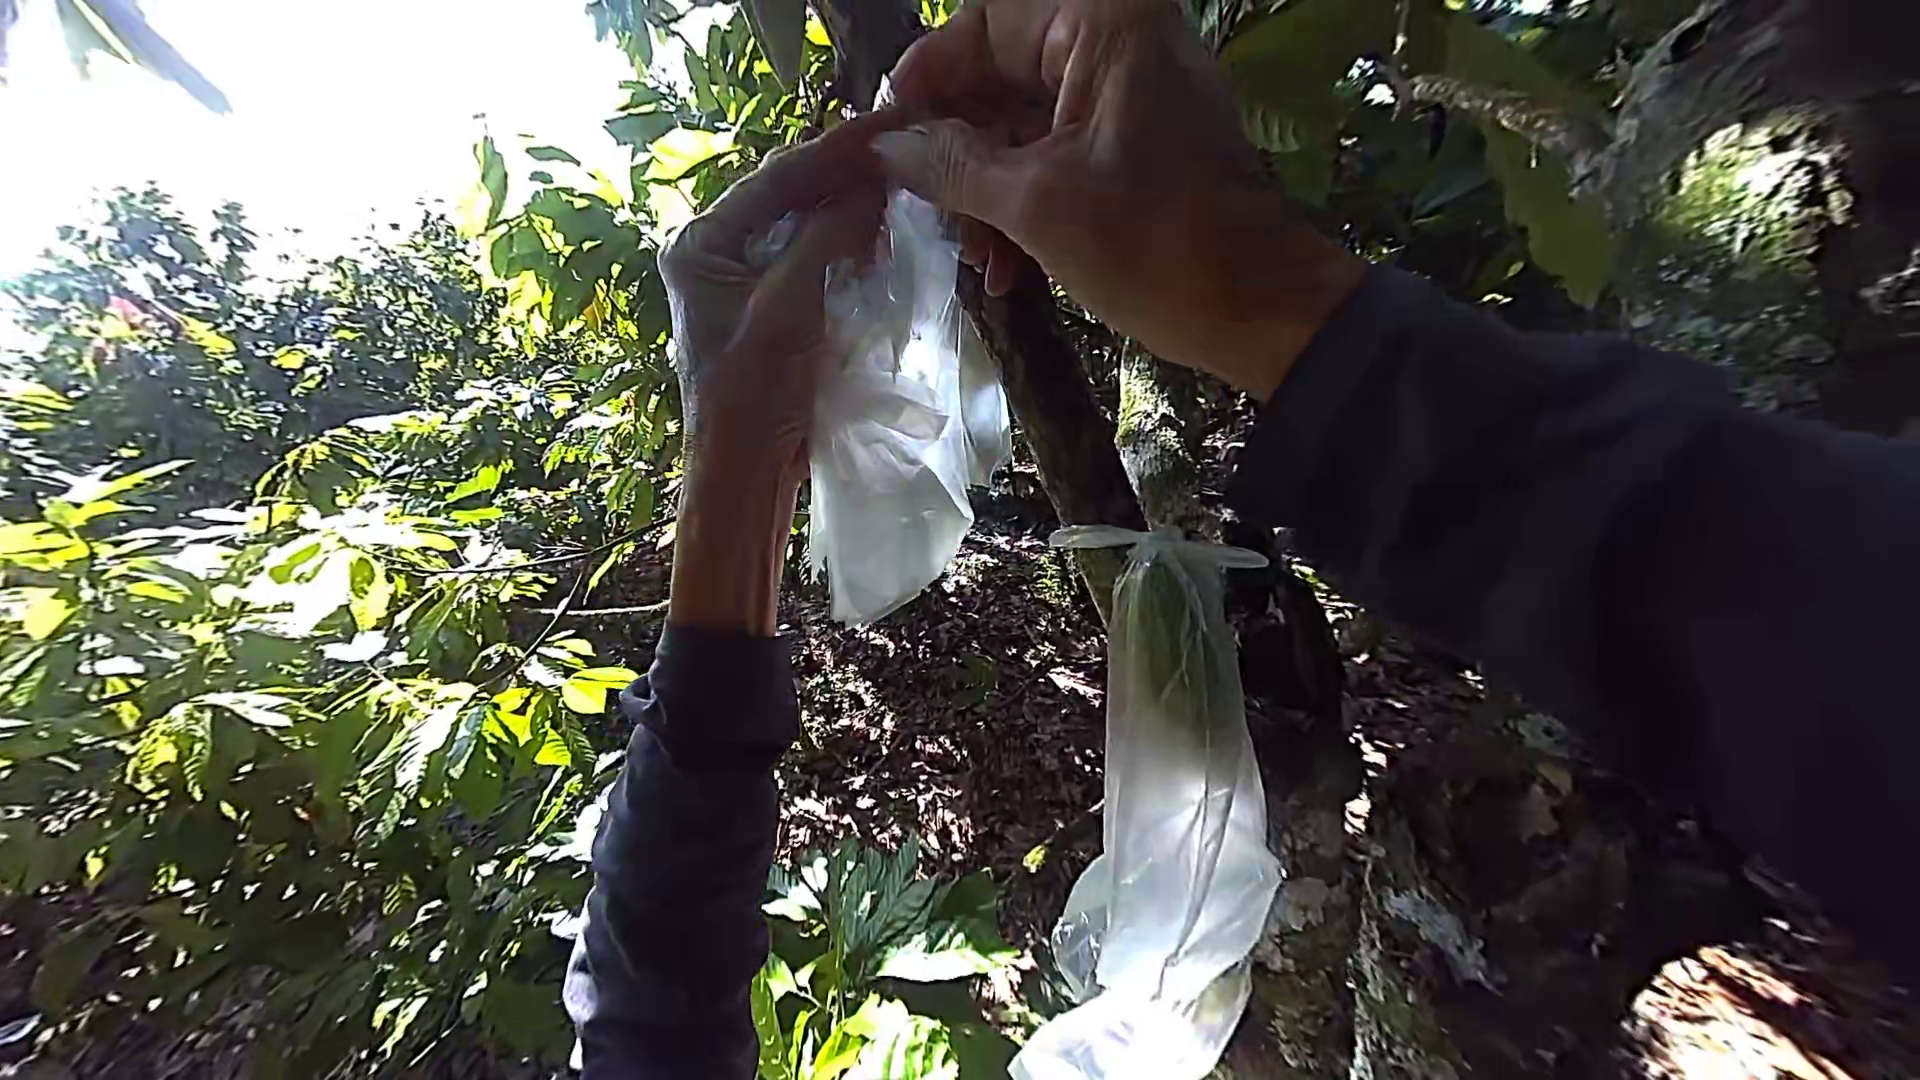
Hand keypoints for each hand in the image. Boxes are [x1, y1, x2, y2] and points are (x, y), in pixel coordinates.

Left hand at [661, 116, 890, 633]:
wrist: (746, 472)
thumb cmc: (753, 397)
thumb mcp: (788, 311)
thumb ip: (828, 241)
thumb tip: (874, 184)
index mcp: (701, 246)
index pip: (776, 182)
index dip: (834, 154)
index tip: (888, 129)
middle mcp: (718, 256)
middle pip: (790, 203)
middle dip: (844, 185)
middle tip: (900, 162)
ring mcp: (745, 286)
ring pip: (805, 234)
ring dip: (850, 219)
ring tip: (895, 202)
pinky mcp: (772, 315)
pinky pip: (814, 270)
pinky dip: (847, 257)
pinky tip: (877, 248)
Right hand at [874, 0, 1364, 398]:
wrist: (1249, 309)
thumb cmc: (1149, 247)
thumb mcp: (1038, 204)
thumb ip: (956, 165)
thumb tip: (887, 146)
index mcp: (1100, 25)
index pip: (985, 26)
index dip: (925, 81)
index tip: (883, 141)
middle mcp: (1114, 48)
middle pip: (1002, 87)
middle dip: (957, 158)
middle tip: (921, 213)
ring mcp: (1124, 108)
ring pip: (1024, 138)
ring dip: (987, 203)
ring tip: (974, 264)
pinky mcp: (1130, 159)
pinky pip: (1055, 171)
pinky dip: (1023, 217)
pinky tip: (1006, 273)